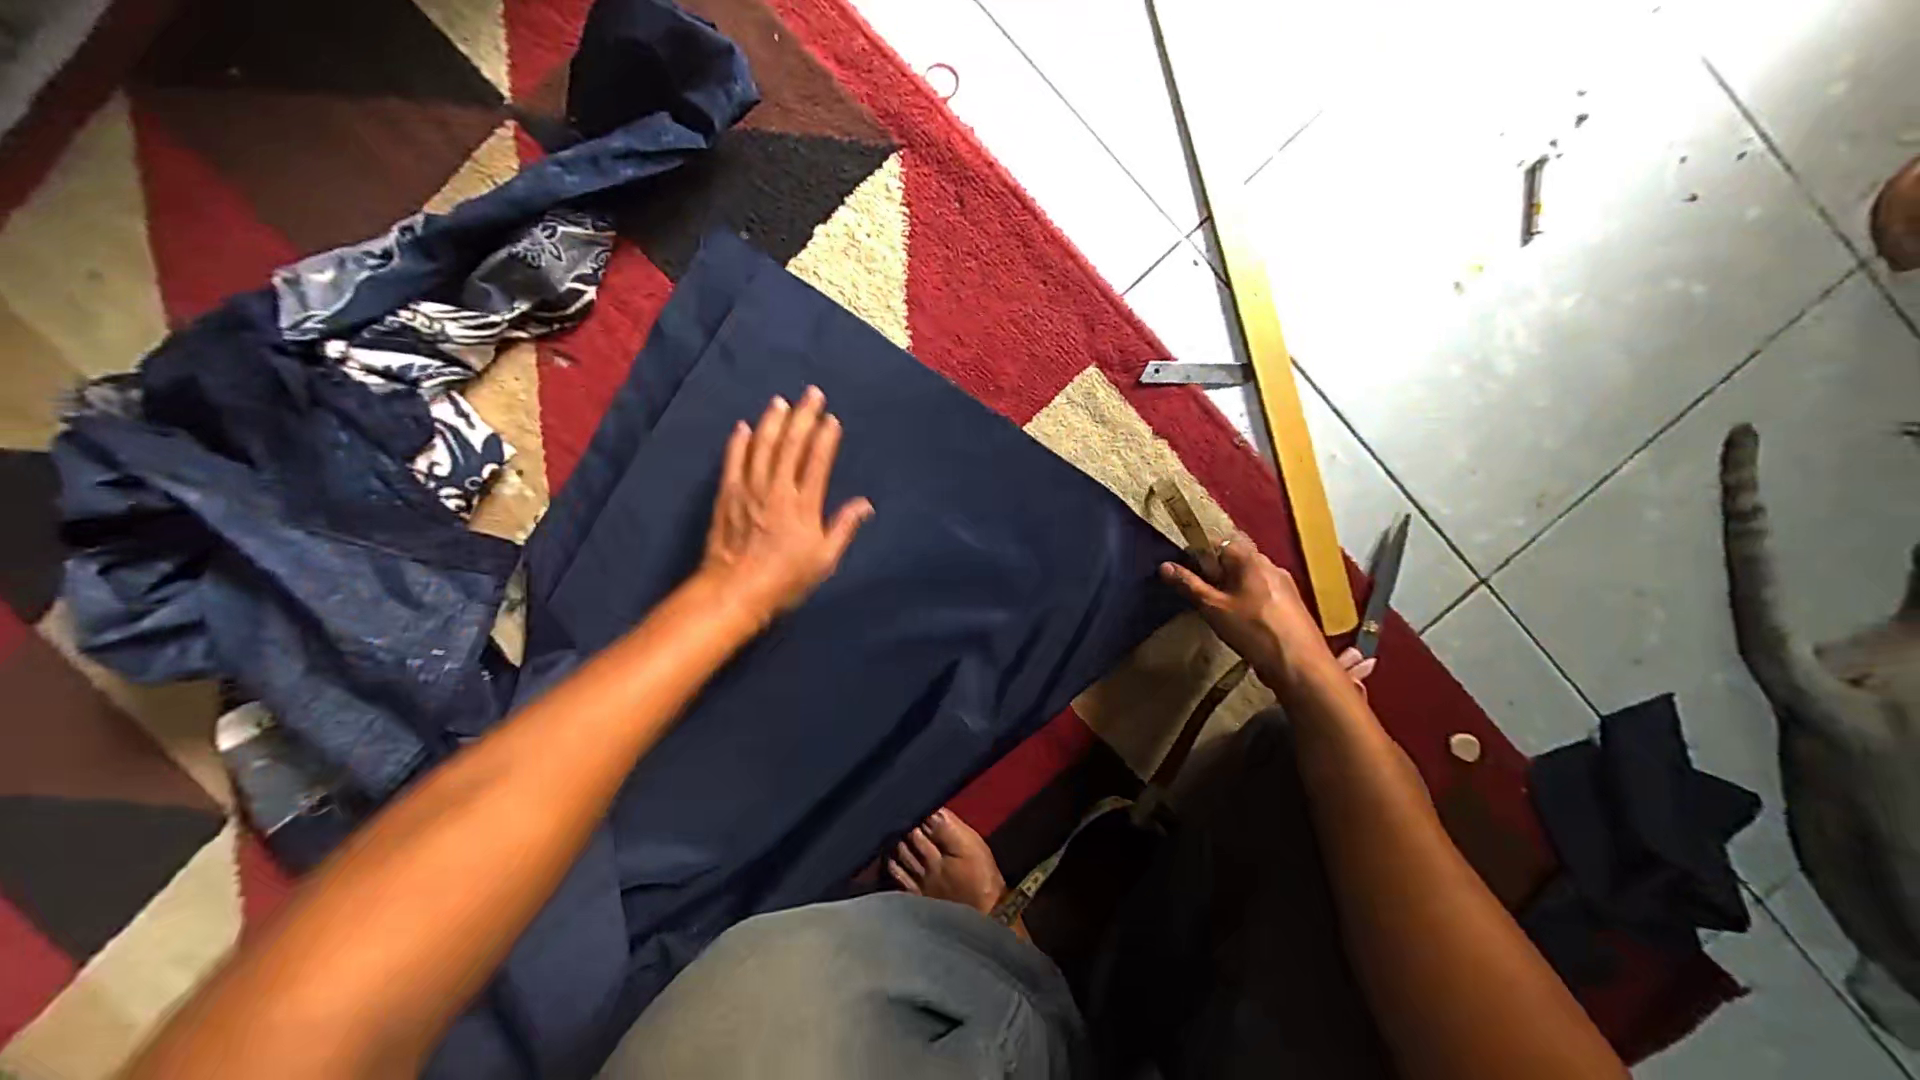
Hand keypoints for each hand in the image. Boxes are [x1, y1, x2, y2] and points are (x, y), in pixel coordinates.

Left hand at [699, 386, 872, 625]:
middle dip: (803, 417)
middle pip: (791, 446)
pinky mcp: (726, 496)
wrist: (734, 591)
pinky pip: (733, 462)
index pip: (818, 462)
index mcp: (804, 505)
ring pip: (762, 447)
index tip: (832, 419)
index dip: (825, 438)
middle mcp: (777, 490)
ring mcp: (748, 490)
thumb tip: (865, 504)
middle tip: (812, 394)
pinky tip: (744, 427)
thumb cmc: (785, 579)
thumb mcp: (824, 560)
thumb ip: (843, 528)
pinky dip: (739, 443)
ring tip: (781, 401)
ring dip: (772, 422)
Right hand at [1159, 537, 1339, 694]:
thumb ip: (1189, 585)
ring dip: (1231, 587)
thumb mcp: (1213, 608)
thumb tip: (1164, 565)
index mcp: (1250, 559)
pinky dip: (1247, 598)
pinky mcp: (1291, 602)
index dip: (1198, 555)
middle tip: (1201, 595)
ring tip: (1219, 610)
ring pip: (1249, 576)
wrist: (1300, 664)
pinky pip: (1261, 590)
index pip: (1218, 542)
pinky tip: (1241, 620)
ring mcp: (1284, 583)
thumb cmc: (1253, 631)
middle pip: (1235, 558)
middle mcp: (1270, 564)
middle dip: (1215, 572)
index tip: (1186, 574)